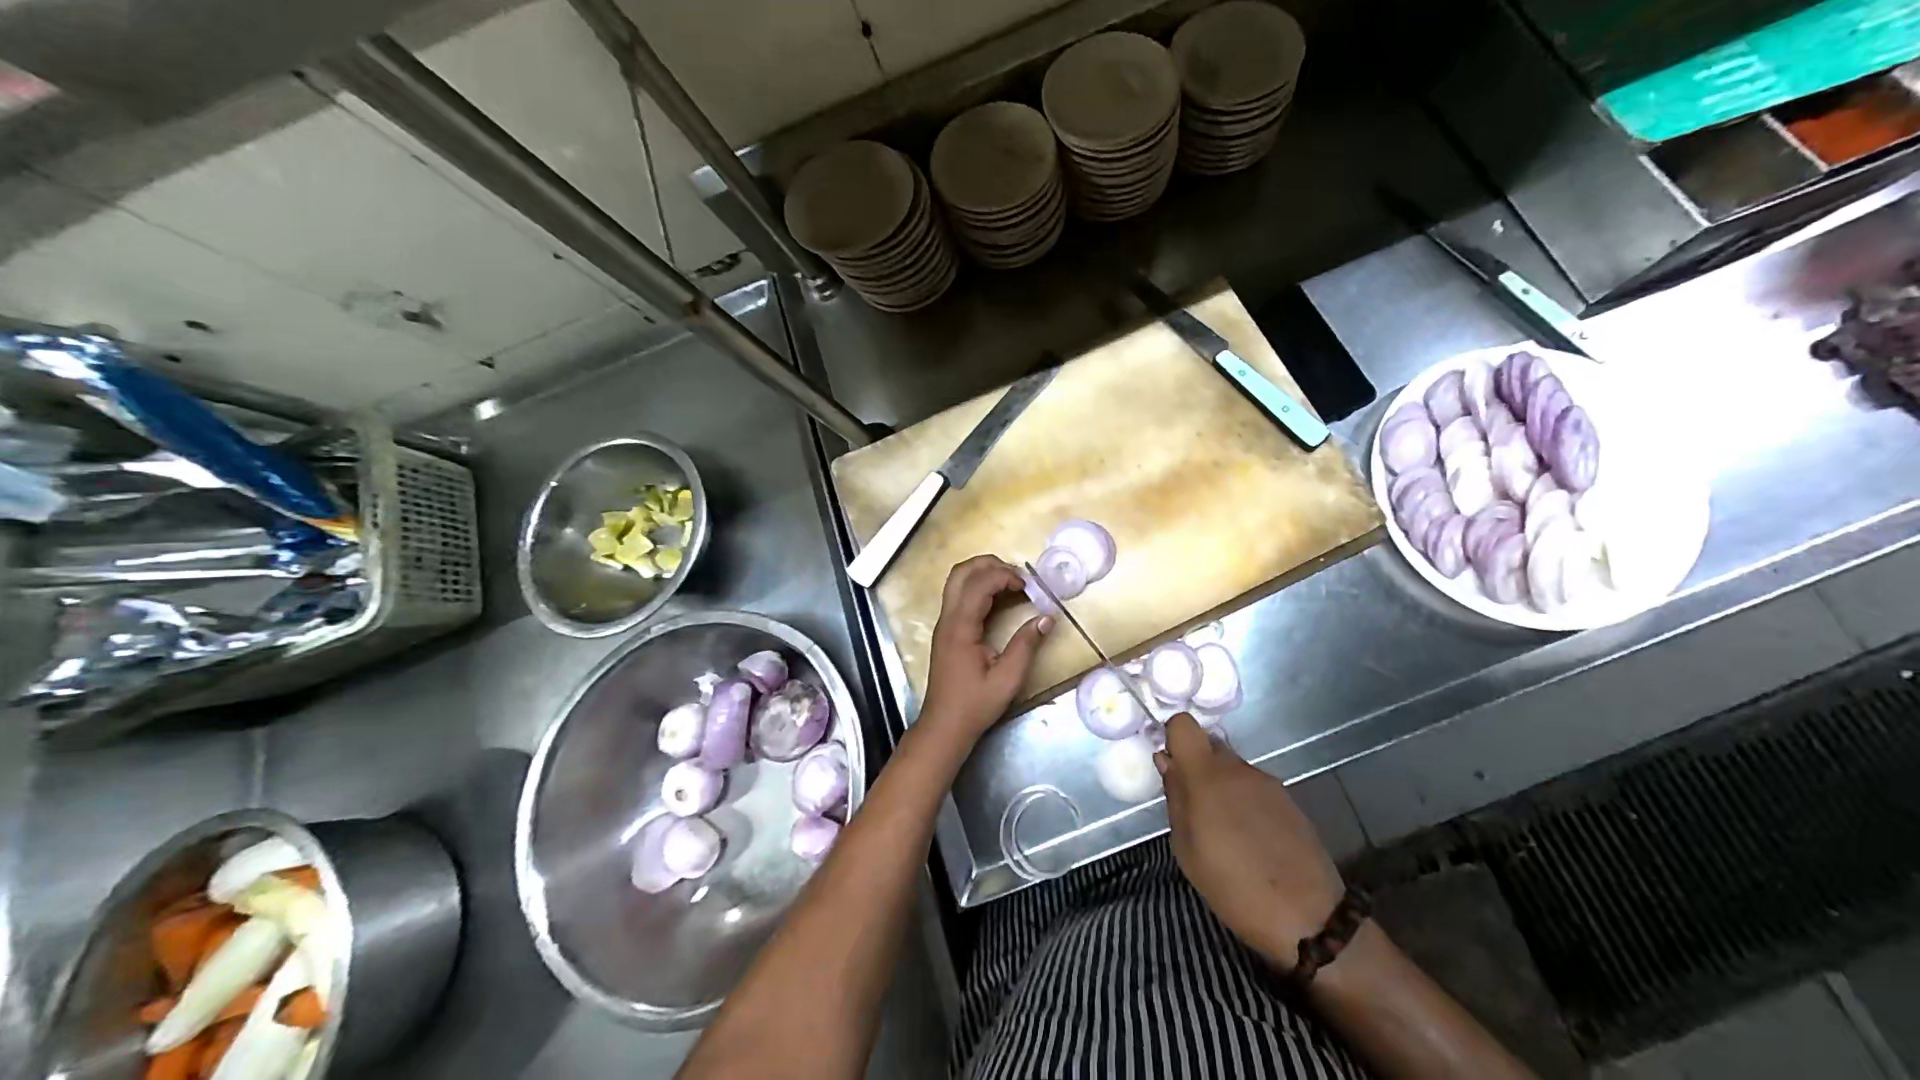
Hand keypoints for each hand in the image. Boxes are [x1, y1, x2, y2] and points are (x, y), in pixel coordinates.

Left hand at [917, 556, 1051, 746]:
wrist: (944, 725)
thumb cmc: (975, 705)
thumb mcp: (1008, 678)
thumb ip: (1026, 645)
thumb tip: (1047, 617)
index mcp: (960, 627)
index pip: (978, 584)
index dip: (1004, 576)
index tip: (1029, 587)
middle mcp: (947, 618)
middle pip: (961, 572)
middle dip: (991, 565)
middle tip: (1019, 577)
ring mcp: (944, 623)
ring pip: (957, 580)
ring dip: (983, 573)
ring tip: (1012, 583)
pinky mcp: (947, 629)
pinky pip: (959, 595)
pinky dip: (979, 586)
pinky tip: (1000, 598)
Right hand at [1156, 712, 1344, 970]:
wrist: (1308, 919)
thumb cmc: (1233, 886)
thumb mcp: (1186, 849)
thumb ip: (1175, 797)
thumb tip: (1167, 761)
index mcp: (1207, 776)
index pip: (1184, 724)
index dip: (1173, 738)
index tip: (1170, 765)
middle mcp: (1238, 768)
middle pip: (1209, 745)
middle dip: (1196, 766)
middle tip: (1192, 805)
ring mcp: (1267, 782)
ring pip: (1231, 767)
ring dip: (1220, 785)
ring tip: (1222, 828)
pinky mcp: (1288, 799)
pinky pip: (1253, 786)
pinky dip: (1243, 800)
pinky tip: (1247, 836)